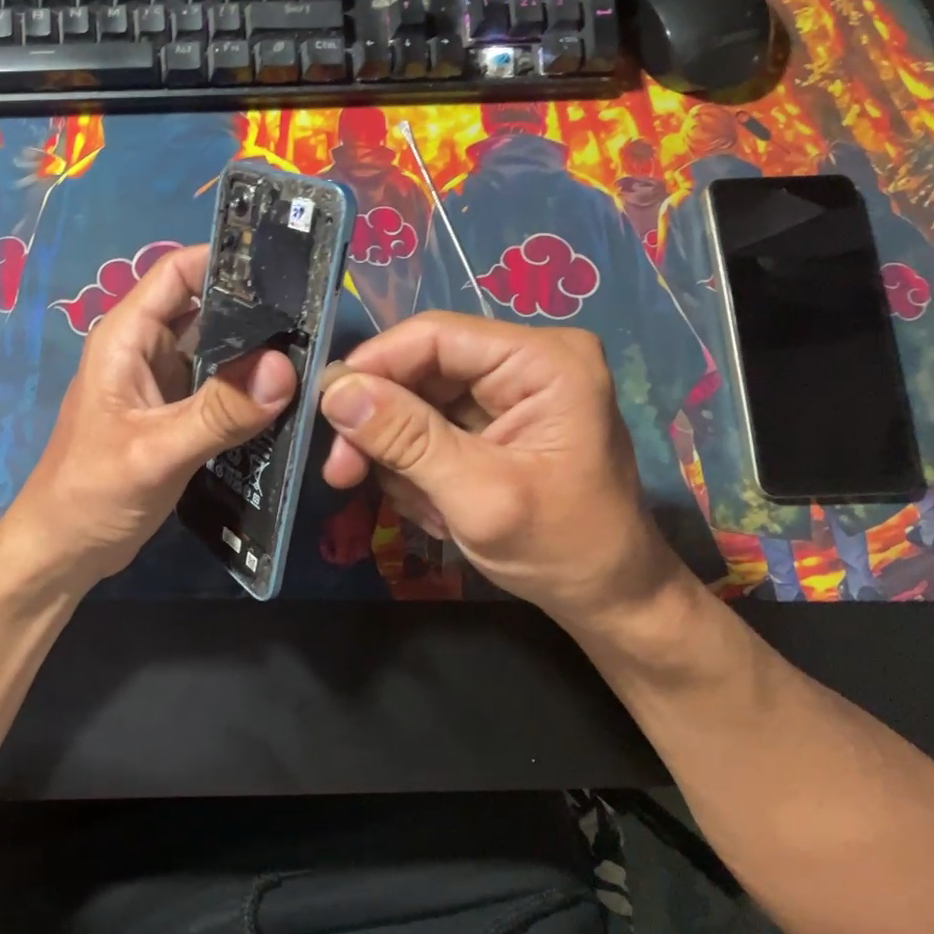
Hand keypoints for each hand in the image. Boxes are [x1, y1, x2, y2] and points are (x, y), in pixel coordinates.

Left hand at [0, 245, 295, 592]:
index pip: (179, 272)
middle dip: (257, 306)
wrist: (64, 551)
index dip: (228, 261)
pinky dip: (249, 386)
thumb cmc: (92, 494)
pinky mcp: (175, 414)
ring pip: (217, 348)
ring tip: (316, 349)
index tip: (289, 268)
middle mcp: (145, 349)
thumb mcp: (157, 452)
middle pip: (206, 306)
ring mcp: (162, 382)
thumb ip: (219, 412)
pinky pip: (219, 385)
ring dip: (257, 349)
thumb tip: (286, 368)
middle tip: (319, 316)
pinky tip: (288, 394)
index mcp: (126, 338)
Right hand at [319, 312, 682, 627]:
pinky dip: (414, 467)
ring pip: (412, 400)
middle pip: (417, 368)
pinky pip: (426, 426)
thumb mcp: (478, 495)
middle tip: (342, 472)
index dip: (372, 365)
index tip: (325, 409)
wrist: (608, 598)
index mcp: (543, 361)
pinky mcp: (492, 421)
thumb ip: (406, 439)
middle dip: (379, 424)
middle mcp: (524, 361)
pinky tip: (433, 506)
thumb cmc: (561, 547)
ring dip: (397, 456)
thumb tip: (335, 392)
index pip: (434, 336)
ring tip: (420, 508)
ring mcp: (507, 392)